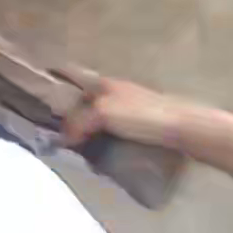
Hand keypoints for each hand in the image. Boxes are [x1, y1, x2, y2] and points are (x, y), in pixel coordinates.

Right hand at [56, 66, 218, 151]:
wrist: (192, 131)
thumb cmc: (143, 116)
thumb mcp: (102, 114)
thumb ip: (77, 123)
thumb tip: (62, 138)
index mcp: (101, 82)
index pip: (69, 79)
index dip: (53, 90)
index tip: (40, 107)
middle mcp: (113, 90)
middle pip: (83, 102)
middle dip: (71, 117)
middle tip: (60, 136)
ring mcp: (131, 107)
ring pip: (100, 118)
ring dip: (90, 132)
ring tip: (81, 150)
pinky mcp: (146, 125)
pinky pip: (116, 131)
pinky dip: (107, 140)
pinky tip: (105, 153)